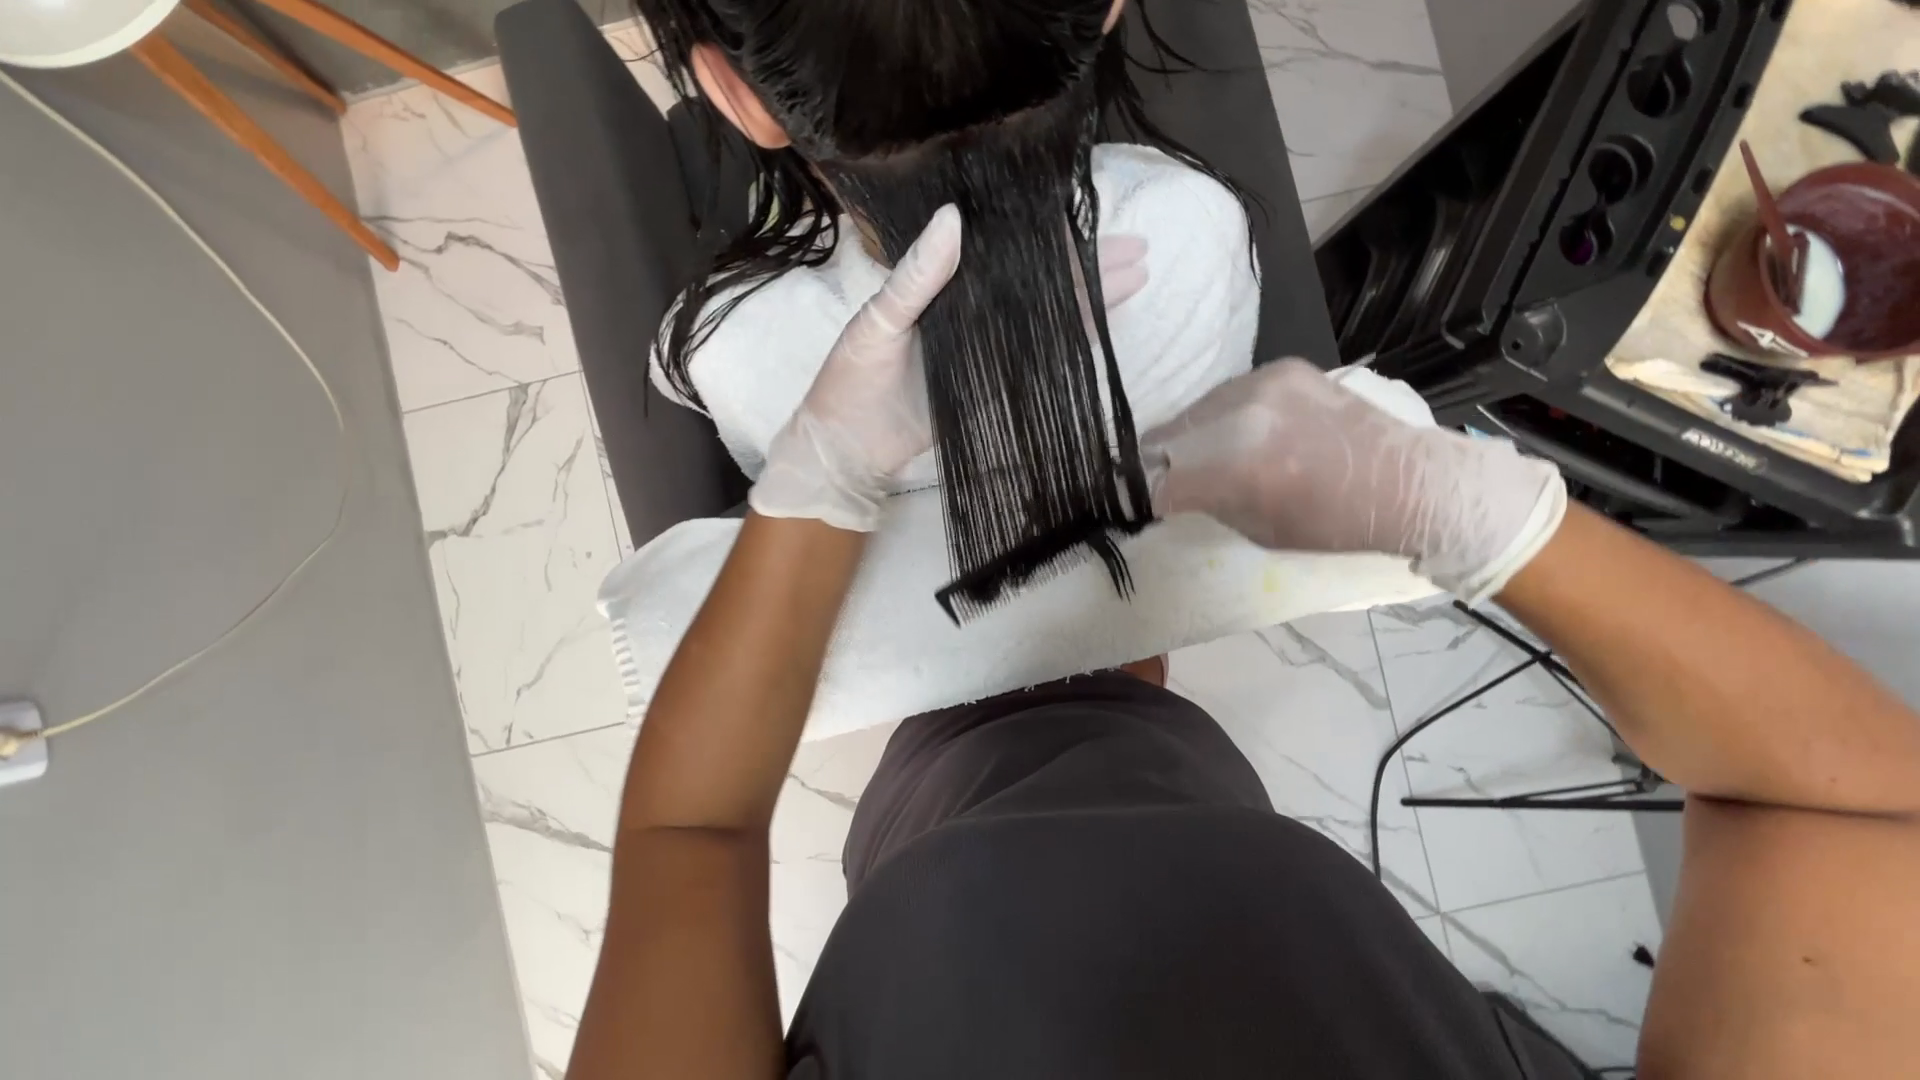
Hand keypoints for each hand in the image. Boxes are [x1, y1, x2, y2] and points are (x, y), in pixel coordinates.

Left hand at [749, 206, 1151, 530]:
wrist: (845, 445)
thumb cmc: (852, 377)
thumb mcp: (878, 321)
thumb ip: (917, 276)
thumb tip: (954, 217)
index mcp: (946, 287)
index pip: (1006, 254)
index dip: (1048, 238)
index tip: (1090, 217)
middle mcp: (974, 314)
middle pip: (1039, 286)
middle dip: (1088, 268)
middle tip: (1139, 250)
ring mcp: (988, 353)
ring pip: (1046, 322)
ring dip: (1089, 304)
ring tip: (1136, 280)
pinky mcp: (994, 390)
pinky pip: (1037, 366)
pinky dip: (1067, 350)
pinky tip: (1100, 331)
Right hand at [1141, 359, 1566, 601]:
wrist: (1411, 483)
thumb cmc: (1336, 525)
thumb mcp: (1259, 530)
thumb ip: (1209, 504)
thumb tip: (1168, 492)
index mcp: (1240, 468)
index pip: (1161, 480)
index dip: (1144, 495)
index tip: (1139, 504)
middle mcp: (1245, 416)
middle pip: (1169, 437)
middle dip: (1159, 461)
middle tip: (1160, 479)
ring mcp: (1264, 384)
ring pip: (1196, 410)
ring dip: (1188, 435)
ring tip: (1200, 455)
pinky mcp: (1282, 368)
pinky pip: (1229, 393)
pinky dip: (1222, 415)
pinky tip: (1237, 432)